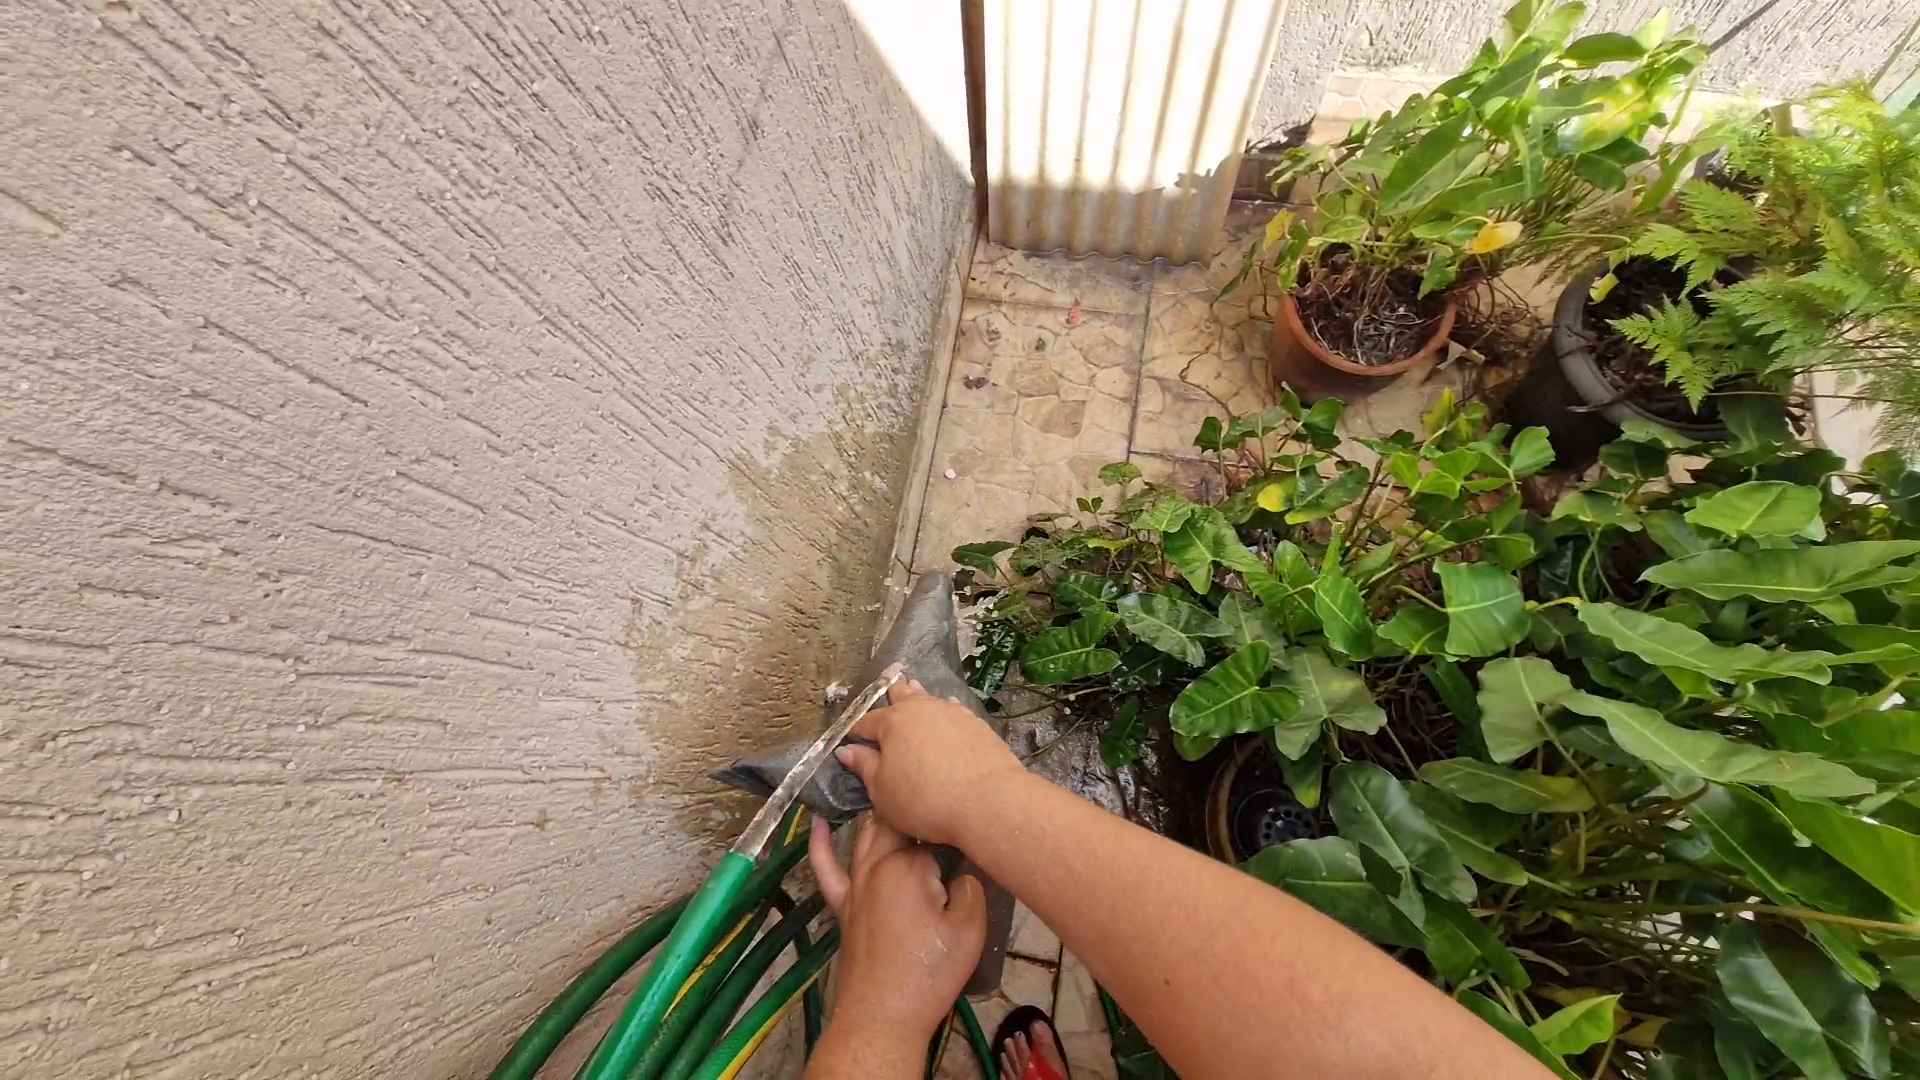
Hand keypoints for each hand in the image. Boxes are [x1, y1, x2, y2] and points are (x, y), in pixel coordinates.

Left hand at [808, 813, 986, 1040]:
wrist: (883, 1017)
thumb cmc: (928, 973)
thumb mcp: (970, 929)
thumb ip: (970, 887)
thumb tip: (962, 873)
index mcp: (907, 865)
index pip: (929, 830)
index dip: (948, 828)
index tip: (966, 828)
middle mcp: (876, 865)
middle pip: (893, 822)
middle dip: (913, 810)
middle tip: (937, 806)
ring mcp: (855, 884)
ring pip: (865, 835)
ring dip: (879, 815)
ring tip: (894, 793)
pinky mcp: (843, 905)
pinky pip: (827, 867)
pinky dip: (821, 843)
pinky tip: (820, 823)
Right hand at [836, 679, 1023, 846]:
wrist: (987, 799)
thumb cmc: (925, 799)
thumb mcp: (883, 790)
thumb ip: (864, 766)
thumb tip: (846, 750)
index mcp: (892, 723)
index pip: (866, 723)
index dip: (856, 731)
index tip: (850, 736)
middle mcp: (921, 710)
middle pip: (901, 697)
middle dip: (891, 693)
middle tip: (888, 680)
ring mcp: (951, 713)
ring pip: (929, 698)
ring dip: (918, 694)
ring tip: (912, 685)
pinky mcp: (975, 723)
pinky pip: (954, 709)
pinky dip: (946, 708)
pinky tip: (948, 705)